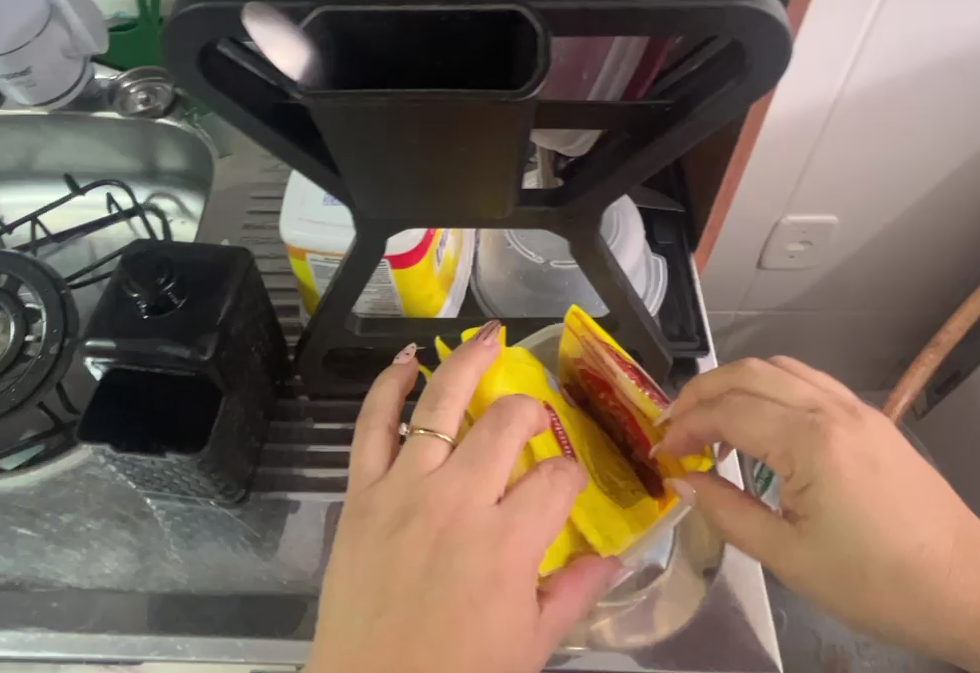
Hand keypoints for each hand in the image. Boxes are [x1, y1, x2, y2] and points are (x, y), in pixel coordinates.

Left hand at [305, 326, 619, 672]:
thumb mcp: (531, 647)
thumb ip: (575, 593)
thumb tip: (616, 558)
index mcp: (507, 543)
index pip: (558, 478)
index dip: (571, 473)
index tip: (568, 482)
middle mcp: (459, 501)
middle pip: (506, 424)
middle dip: (530, 411)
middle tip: (534, 418)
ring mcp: (406, 488)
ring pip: (443, 404)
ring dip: (469, 363)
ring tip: (489, 338)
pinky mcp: (363, 491)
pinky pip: (372, 424)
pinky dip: (389, 385)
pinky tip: (410, 360)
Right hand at [655, 356, 979, 664]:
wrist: (972, 589)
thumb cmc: (878, 584)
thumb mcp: (790, 559)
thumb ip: (726, 512)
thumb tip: (680, 481)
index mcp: (810, 443)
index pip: (727, 412)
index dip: (686, 426)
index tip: (662, 451)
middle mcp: (829, 409)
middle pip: (745, 374)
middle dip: (700, 393)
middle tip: (674, 425)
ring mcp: (853, 406)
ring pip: (775, 367)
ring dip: (733, 384)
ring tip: (710, 419)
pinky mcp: (868, 415)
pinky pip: (805, 379)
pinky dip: (768, 385)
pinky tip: (760, 419)